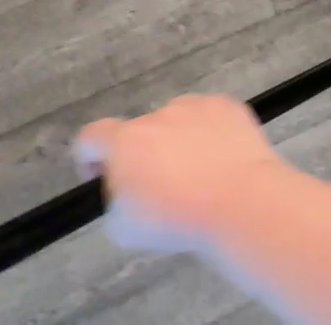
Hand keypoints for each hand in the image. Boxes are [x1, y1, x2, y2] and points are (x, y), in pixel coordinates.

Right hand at [74, 94, 287, 253]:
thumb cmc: (175, 217)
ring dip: (177, 138)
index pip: (91, 136)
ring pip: (177, 120)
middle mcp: (161, 114)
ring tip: (198, 169)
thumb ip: (116, 195)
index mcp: (126, 140)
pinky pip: (209, 117)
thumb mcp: (121, 224)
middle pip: (139, 130)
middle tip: (161, 182)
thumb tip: (130, 182)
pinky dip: (209, 132)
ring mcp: (199, 106)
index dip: (90, 156)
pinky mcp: (230, 106)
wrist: (240, 199)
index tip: (103, 175)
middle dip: (142, 152)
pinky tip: (221, 156)